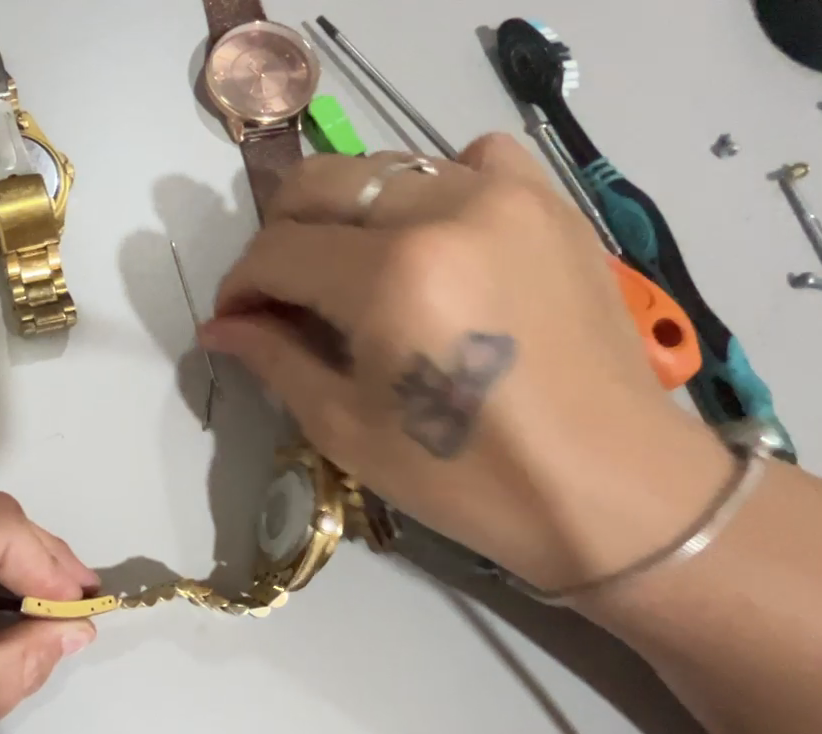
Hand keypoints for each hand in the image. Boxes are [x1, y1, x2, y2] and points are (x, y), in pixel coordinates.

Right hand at [202, 136, 731, 589]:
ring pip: (384, 171)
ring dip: (342, 217)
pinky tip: (425, 244)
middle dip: (277, 238)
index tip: (232, 323)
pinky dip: (425, 192)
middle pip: (320, 185)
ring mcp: (507, 195)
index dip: (239, 287)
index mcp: (390, 275)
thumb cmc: (460, 472)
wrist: (604, 483)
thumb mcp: (343, 425)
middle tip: (276, 297)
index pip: (276, 250)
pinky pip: (466, 163)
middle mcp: (446, 210)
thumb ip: (275, 358)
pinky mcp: (550, 202)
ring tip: (344, 278)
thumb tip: (218, 327)